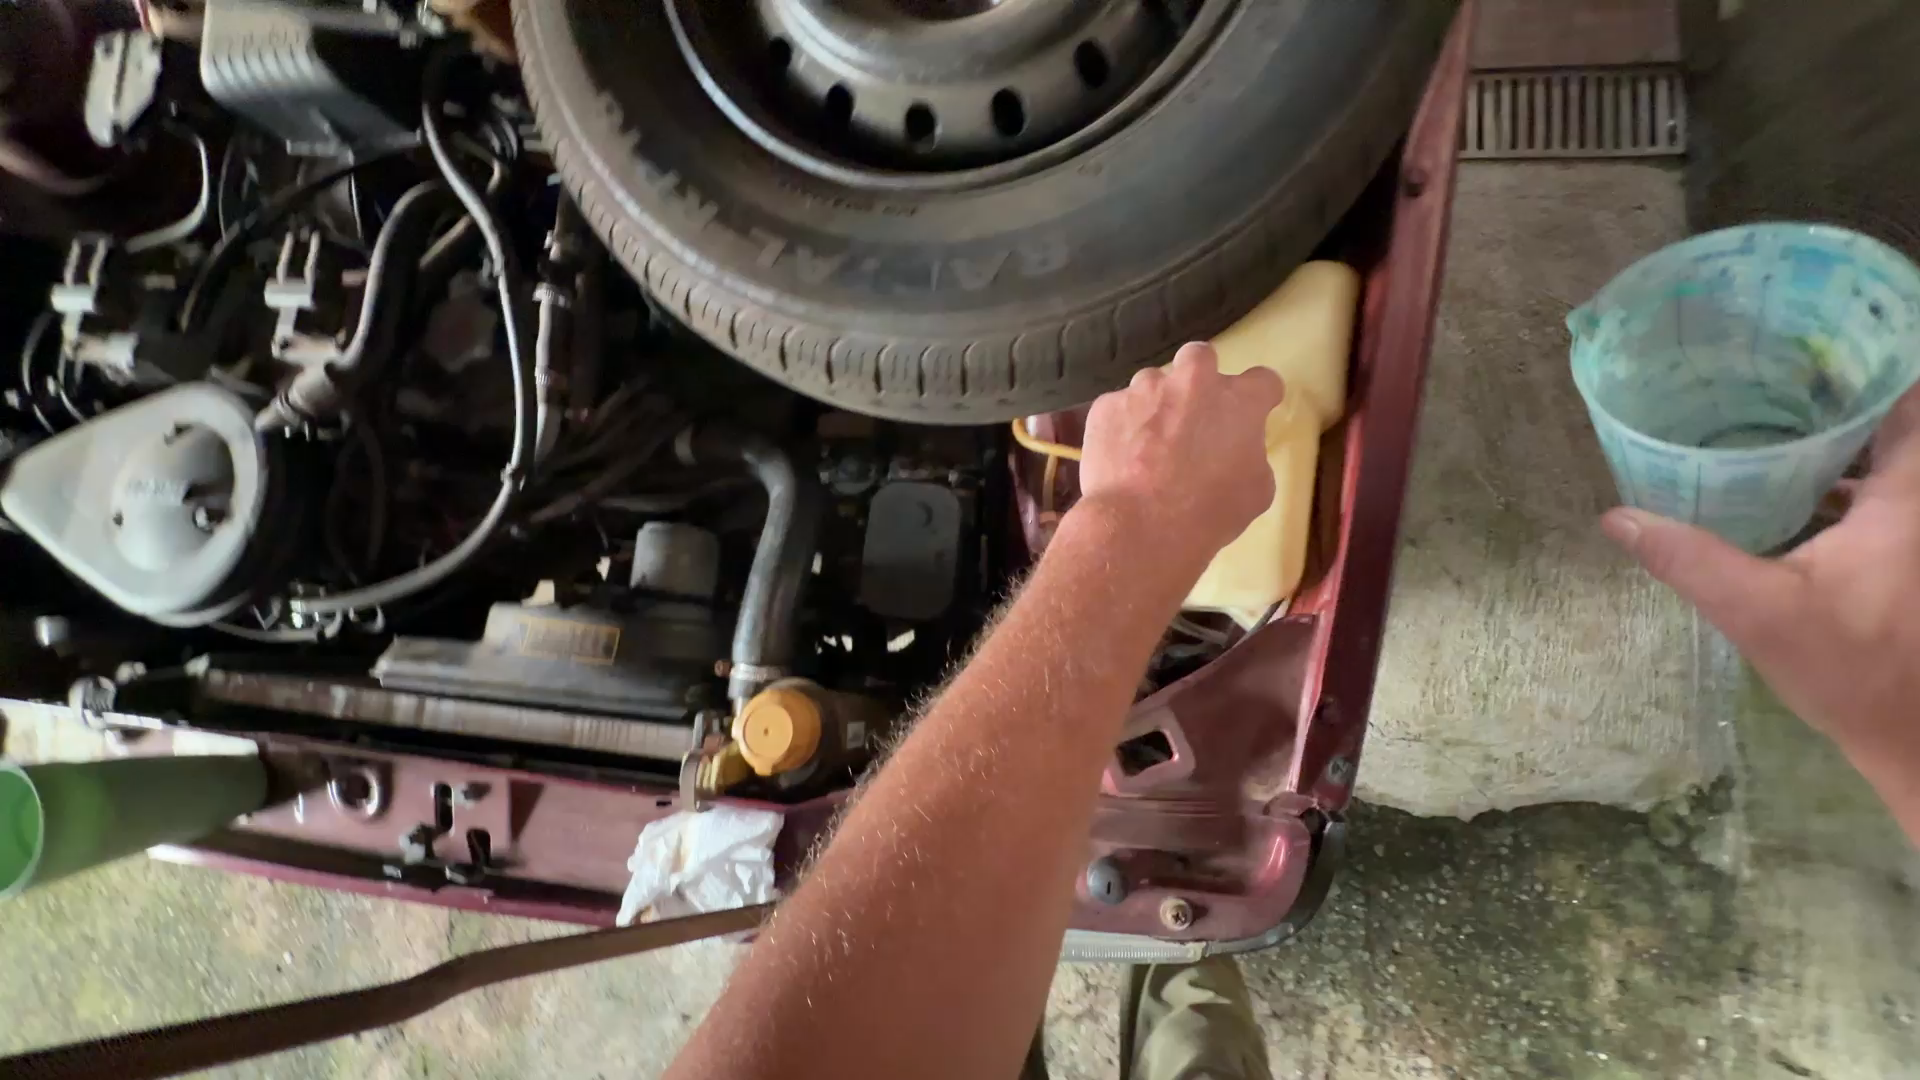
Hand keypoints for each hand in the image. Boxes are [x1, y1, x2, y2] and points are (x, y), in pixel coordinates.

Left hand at [1076, 342, 1285, 568]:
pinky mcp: (1106, 405)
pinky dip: (1120, 427)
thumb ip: (1250, 455)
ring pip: (1151, 385)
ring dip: (1154, 406)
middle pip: (1200, 358)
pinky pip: (1117, 409)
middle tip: (1191, 415)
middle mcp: (1193, 381)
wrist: (1140, 525)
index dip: (1258, 398)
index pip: (1262, 381)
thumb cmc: (1208, 514)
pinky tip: (1119, 458)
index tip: (1250, 413)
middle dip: (1198, 379)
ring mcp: (1144, 389)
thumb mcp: (1255, 491)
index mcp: (1239, 400)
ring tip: (1146, 446)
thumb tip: (1237, 450)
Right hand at [1601, 384, 1919, 806]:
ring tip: (1758, 426)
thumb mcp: (1756, 610)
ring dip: (1832, 444)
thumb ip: (1686, 558)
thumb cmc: (1854, 667)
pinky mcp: (1910, 559)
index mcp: (1909, 503)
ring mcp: (1918, 534)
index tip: (1806, 350)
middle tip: (1758, 381)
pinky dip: (1838, 483)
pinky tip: (1781, 490)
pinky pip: (1876, 497)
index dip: (1866, 370)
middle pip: (1892, 430)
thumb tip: (1615, 517)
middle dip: (1831, 402)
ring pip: (1885, 465)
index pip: (1907, 408)